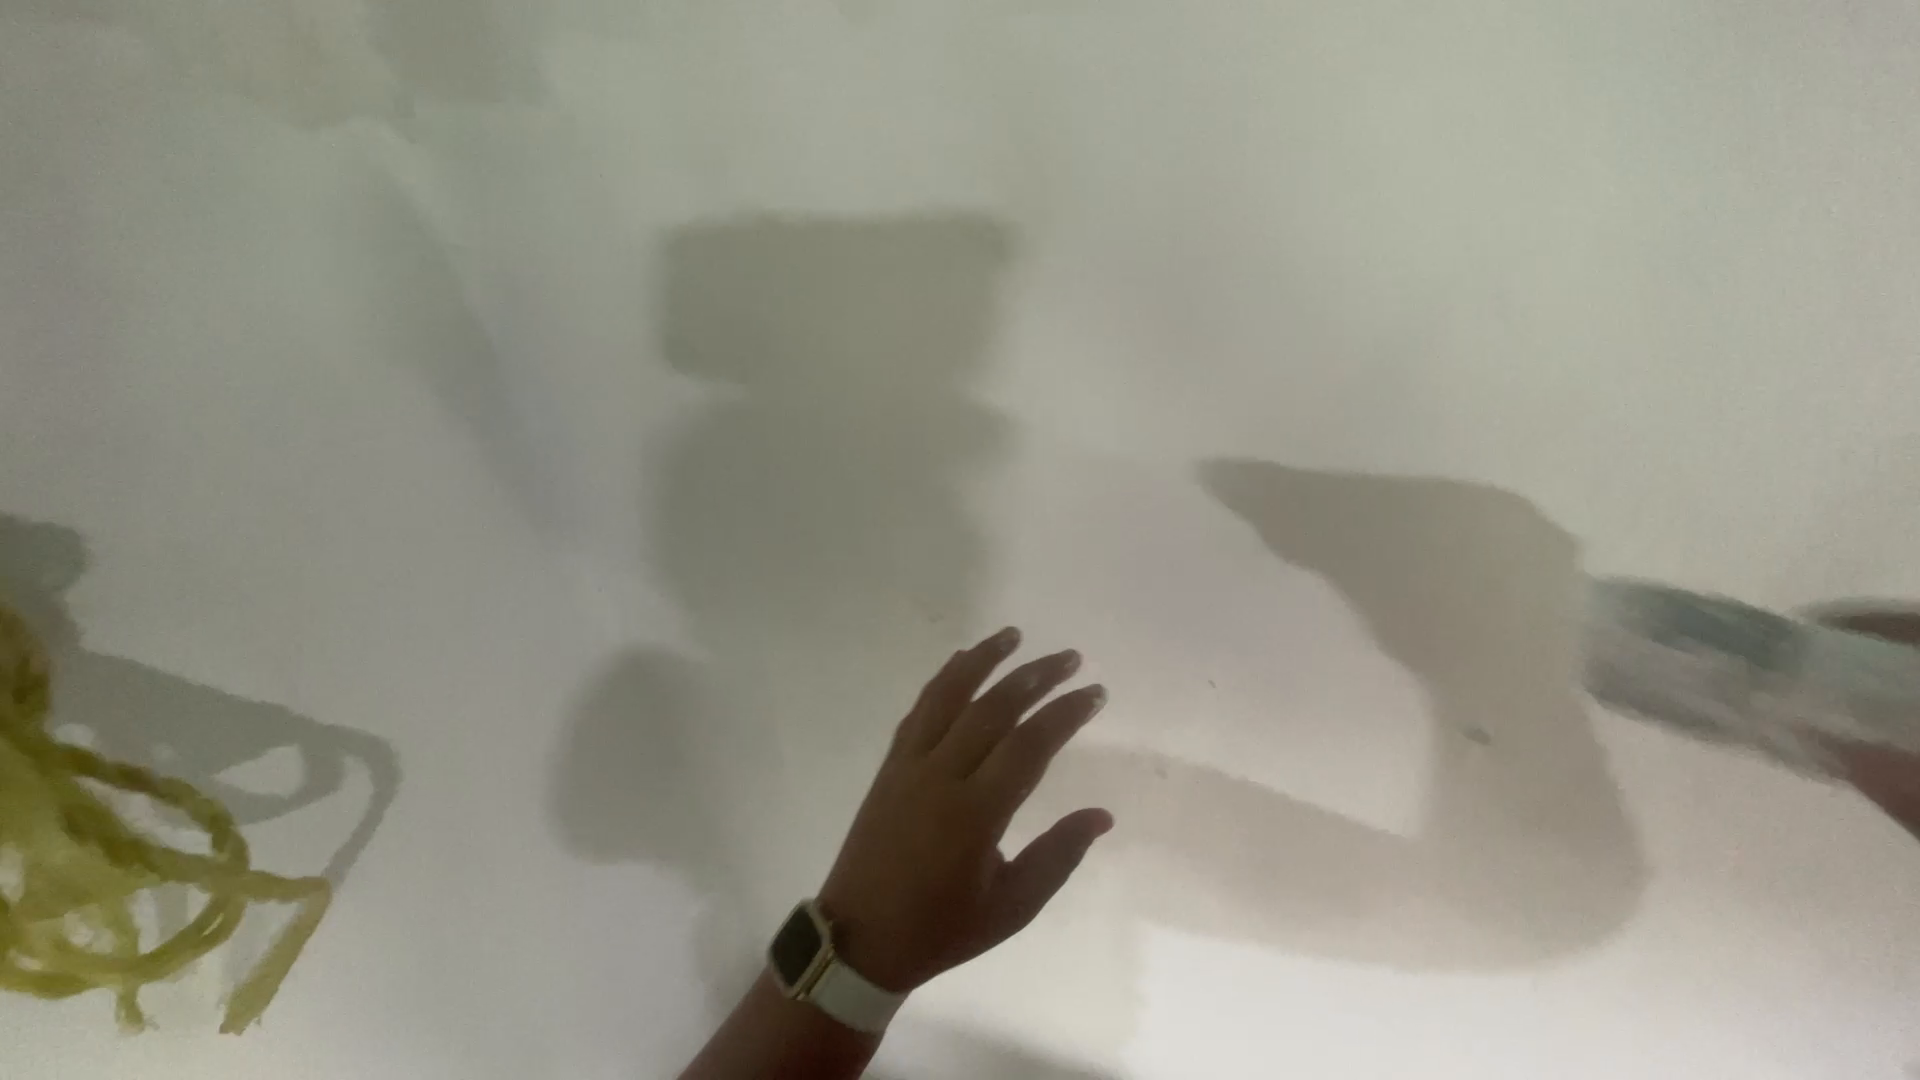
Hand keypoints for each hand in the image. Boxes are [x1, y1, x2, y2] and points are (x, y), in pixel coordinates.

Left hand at [815, 627, 1112, 992]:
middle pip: (993, 709)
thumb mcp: (1011, 908)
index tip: (1094, 693)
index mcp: (976, 814)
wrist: (859, 938)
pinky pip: (918, 710)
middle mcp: (941, 776)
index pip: (1029, 746)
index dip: (1064, 714)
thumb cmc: (941, 928)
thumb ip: (1057, 856)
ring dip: (983, 660)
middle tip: (1069, 657)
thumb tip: (1101, 814)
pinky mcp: (890, 765)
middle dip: (1035, 677)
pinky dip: (943, 680)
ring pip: (950, 696)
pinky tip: (959, 662)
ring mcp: (910, 765)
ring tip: (1013, 635)